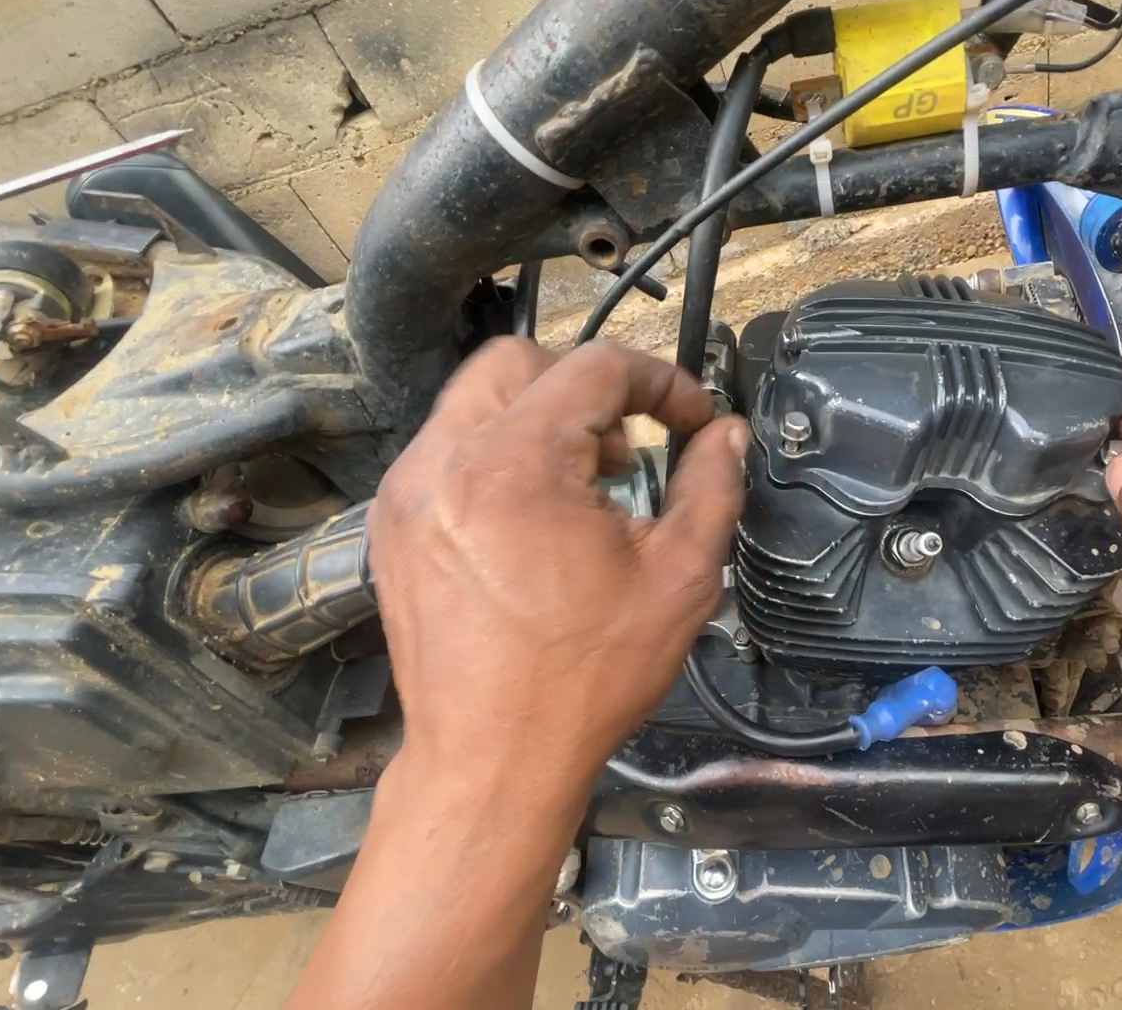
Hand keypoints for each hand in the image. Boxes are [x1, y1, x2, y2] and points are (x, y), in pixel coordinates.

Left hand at [368, 338, 747, 788]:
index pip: (595, 369)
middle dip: (589, 387)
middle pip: (521, 360)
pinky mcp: (395, 523)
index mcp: (514, 466)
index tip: (692, 419)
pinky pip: (452, 446)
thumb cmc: (586, 678)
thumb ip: (712, 487)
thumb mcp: (680, 578)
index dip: (661, 382)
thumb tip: (725, 436)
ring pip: (479, 399)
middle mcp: (443, 462)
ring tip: (586, 486)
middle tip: (629, 448)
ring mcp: (407, 491)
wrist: (492, 760)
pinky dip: (504, 452)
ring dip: (545, 418)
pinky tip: (538, 516)